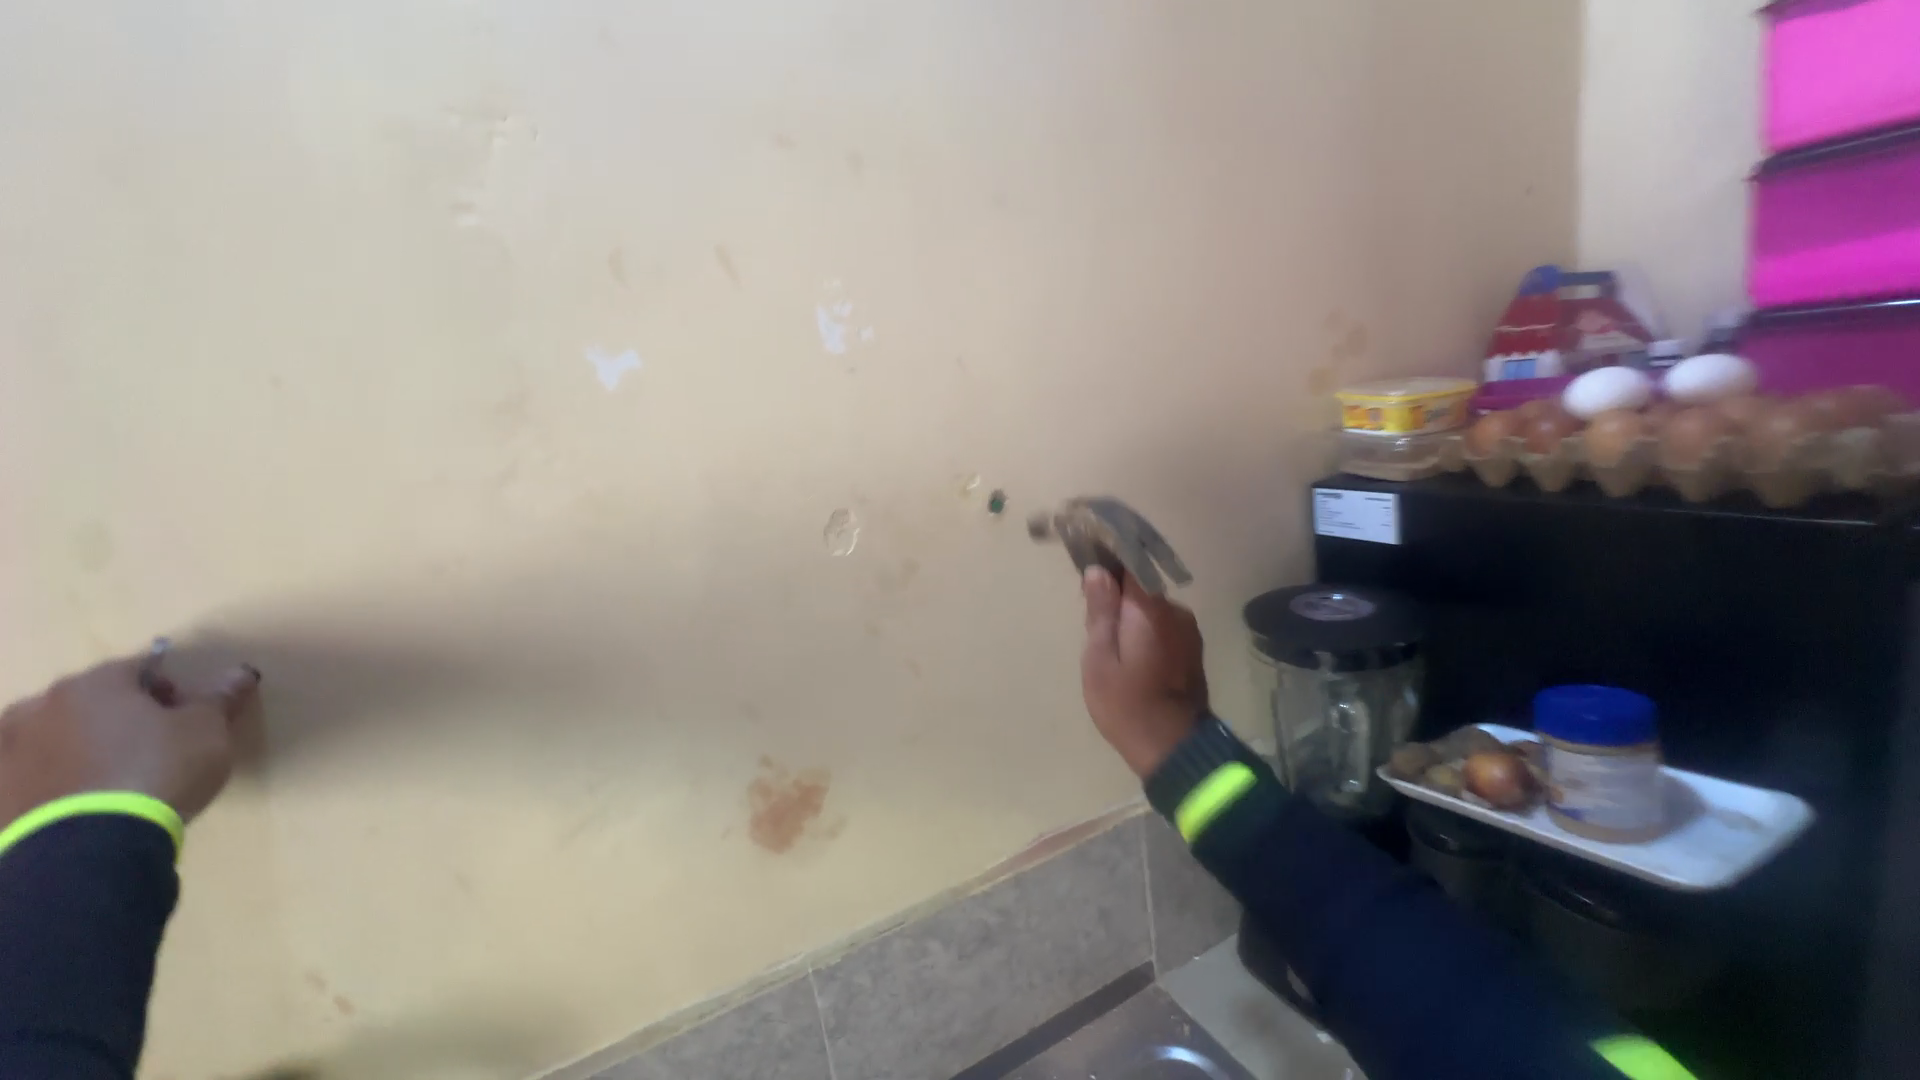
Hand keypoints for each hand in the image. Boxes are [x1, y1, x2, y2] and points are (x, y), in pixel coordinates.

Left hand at [0, 652, 260, 829]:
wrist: (93, 842)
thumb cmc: (160, 767)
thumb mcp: (208, 728)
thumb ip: (220, 697)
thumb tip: (241, 672)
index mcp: (92, 684)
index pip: (139, 669)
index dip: (170, 689)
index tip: (189, 715)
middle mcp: (39, 708)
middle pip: (93, 700)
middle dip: (123, 715)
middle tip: (157, 742)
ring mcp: (9, 751)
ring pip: (59, 735)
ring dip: (85, 744)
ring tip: (118, 774)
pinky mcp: (1, 791)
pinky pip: (36, 772)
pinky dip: (59, 776)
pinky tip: (88, 797)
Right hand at [1080, 566, 1207, 777]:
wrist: (1173, 748)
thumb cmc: (1126, 704)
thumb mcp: (1099, 658)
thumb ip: (1100, 612)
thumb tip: (1097, 571)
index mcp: (1150, 608)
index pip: (1129, 563)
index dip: (1106, 566)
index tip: (1087, 580)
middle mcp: (1175, 610)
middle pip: (1140, 587)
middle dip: (1116, 598)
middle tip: (1093, 629)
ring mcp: (1188, 630)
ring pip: (1151, 609)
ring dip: (1131, 618)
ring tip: (1112, 650)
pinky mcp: (1192, 649)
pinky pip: (1163, 627)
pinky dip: (1145, 633)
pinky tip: (1133, 659)